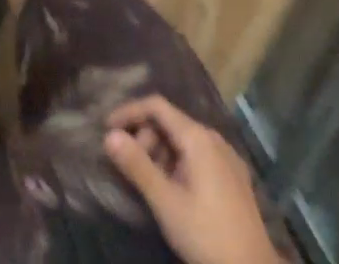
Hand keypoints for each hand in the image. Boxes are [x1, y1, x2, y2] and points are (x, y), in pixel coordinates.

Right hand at [105, 96, 281, 263]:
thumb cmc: (204, 232)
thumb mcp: (165, 201)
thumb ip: (137, 166)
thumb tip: (109, 135)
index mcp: (198, 138)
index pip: (157, 106)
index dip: (129, 112)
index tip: (105, 129)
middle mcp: (214, 139)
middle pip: (170, 123)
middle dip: (144, 138)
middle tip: (129, 168)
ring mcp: (226, 157)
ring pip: (184, 141)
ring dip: (160, 153)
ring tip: (149, 183)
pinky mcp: (232, 175)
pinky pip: (198, 156)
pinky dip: (177, 163)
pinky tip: (172, 189)